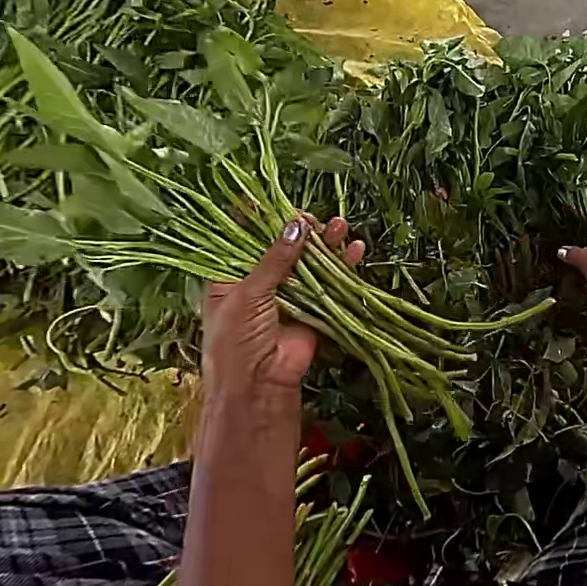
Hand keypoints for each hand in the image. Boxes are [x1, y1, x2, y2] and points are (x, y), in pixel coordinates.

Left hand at [202, 215, 364, 400]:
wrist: (259, 383)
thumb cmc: (237, 340)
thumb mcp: (248, 294)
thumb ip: (274, 260)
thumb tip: (296, 226)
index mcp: (232, 276)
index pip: (246, 239)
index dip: (262, 220)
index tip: (279, 202)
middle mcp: (261, 281)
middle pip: (285, 246)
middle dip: (301, 229)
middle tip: (314, 220)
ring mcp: (291, 292)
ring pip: (311, 259)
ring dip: (326, 242)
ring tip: (340, 226)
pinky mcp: (316, 304)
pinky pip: (332, 279)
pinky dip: (344, 264)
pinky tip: (354, 249)